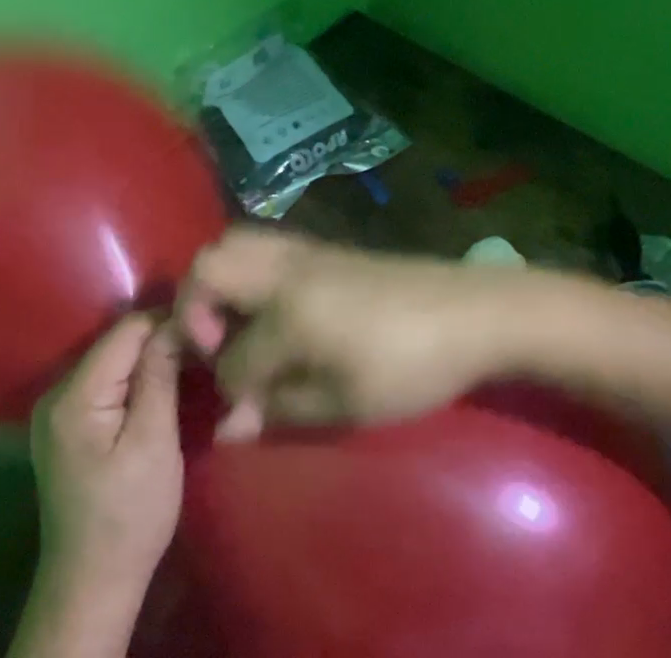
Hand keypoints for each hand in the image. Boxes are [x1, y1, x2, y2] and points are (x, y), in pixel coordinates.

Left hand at [30, 313, 182, 588]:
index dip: (169, 322)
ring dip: (152, 359)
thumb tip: (175, 322)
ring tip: (195, 361)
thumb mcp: (153, 442)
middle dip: (162, 339)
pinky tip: (166, 386)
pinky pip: (107, 386)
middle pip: (116, 344)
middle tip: (208, 345)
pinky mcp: (69, 428)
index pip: (125, 330)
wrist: (93, 581)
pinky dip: (137, 380)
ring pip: (114, 363)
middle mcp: (56, 393)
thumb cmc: (129, 514)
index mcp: (73, 395)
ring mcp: (58, 412)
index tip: (210, 327)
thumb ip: (159, 377)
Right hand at [177, 229, 518, 439]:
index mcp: (288, 312)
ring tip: (239, 326)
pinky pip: (265, 245)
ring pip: (234, 243)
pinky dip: (248, 271)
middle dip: (195, 310)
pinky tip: (273, 311)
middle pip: (209, 268)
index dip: (233, 391)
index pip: (231, 356)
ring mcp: (307, 252)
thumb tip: (230, 426)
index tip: (246, 412)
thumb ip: (281, 410)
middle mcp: (286, 271)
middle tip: (219, 347)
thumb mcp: (348, 403)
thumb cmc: (413, 366)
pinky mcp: (327, 248)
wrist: (475, 312)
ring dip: (219, 283)